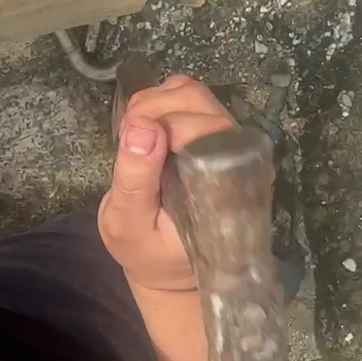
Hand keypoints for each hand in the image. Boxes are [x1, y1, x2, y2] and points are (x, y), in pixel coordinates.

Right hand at [98, 75, 238, 291]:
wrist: (167, 266)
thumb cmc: (147, 251)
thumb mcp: (127, 224)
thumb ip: (135, 180)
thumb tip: (143, 127)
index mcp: (225, 184)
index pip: (203, 128)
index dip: (162, 124)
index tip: (130, 144)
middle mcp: (235, 157)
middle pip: (197, 100)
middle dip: (152, 107)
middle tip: (126, 140)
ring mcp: (225, 142)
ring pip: (191, 93)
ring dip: (152, 104)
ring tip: (132, 139)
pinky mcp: (211, 135)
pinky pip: (186, 99)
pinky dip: (156, 104)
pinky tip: (143, 133)